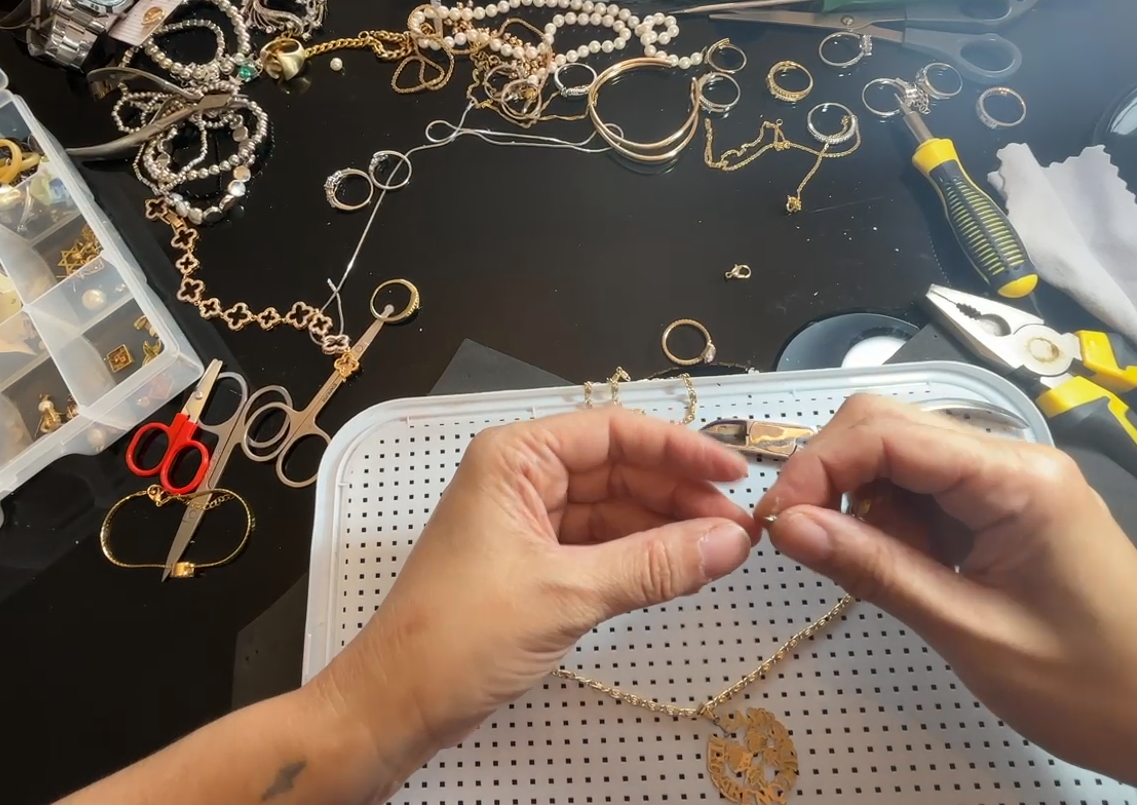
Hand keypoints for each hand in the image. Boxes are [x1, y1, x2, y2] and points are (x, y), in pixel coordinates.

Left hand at [314, 408, 758, 768]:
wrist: (396, 704)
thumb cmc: (460, 634)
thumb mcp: (565, 594)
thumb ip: (653, 565)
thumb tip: (731, 543)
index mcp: (516, 455)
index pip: (612, 433)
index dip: (678, 448)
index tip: (733, 474)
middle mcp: (523, 474)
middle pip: (618, 467)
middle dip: (678, 494)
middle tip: (740, 525)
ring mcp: (529, 515)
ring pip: (613, 506)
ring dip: (665, 525)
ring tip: (724, 547)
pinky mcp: (536, 556)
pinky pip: (600, 541)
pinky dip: (641, 552)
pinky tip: (683, 564)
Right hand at [752, 395, 1136, 794]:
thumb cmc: (1092, 691)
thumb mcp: (969, 633)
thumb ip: (872, 570)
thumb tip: (784, 526)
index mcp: (1016, 476)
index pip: (886, 432)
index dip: (818, 465)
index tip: (778, 520)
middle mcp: (1009, 455)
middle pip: (884, 427)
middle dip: (834, 478)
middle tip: (809, 539)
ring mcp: (1006, 474)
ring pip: (893, 456)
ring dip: (866, 506)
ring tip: (892, 572)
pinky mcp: (999, 499)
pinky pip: (918, 487)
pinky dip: (893, 521)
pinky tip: (916, 567)